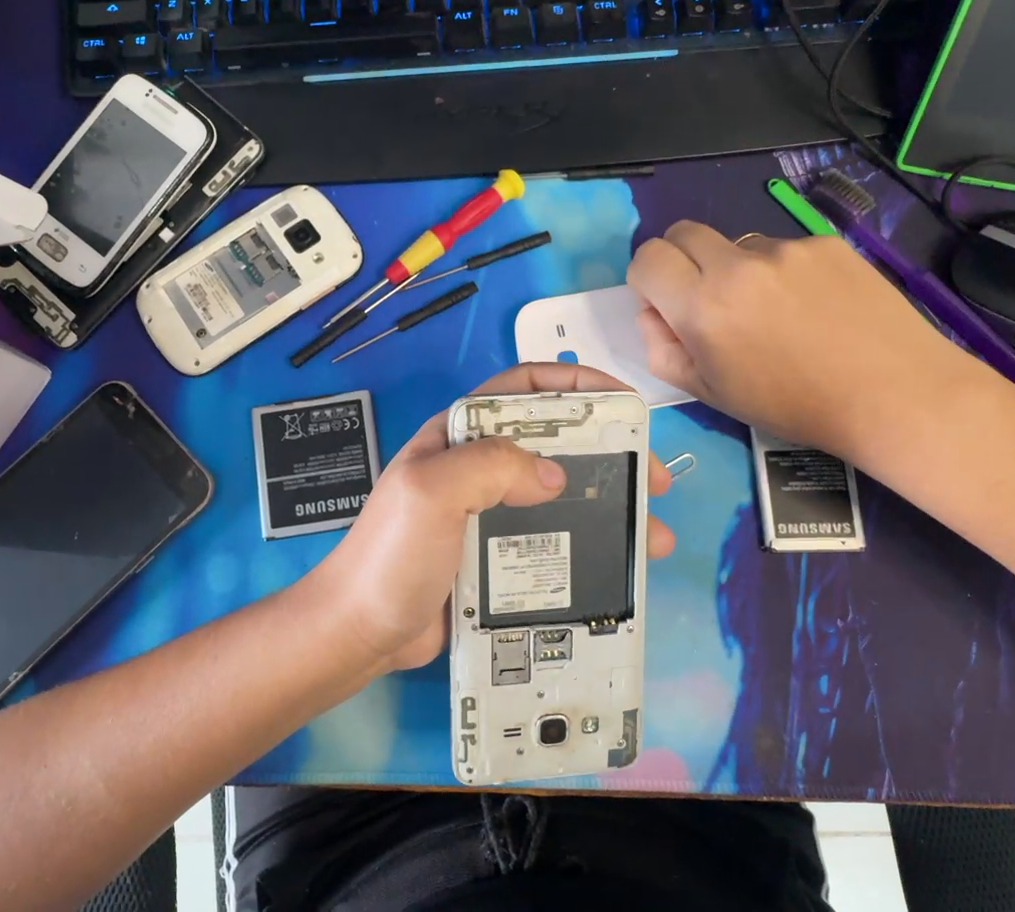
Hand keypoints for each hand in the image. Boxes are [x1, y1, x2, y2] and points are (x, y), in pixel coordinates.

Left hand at [311, 364, 676, 672]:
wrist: (361, 630)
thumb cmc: (391, 555)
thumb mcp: (432, 492)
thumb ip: (491, 467)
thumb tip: (554, 477)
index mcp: (459, 438)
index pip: (522, 389)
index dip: (574, 384)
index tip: (624, 403)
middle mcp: (477, 468)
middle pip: (554, 444)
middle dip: (609, 454)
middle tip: (654, 481)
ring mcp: (489, 514)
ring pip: (562, 497)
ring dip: (610, 508)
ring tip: (653, 535)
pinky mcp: (497, 557)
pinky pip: (553, 541)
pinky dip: (590, 547)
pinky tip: (620, 565)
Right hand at [627, 224, 975, 459]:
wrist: (894, 395)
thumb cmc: (792, 405)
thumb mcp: (710, 393)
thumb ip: (663, 349)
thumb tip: (653, 312)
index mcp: (702, 307)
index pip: (647, 258)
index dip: (646, 279)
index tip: (665, 302)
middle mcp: (738, 266)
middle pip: (682, 233)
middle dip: (680, 260)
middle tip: (706, 299)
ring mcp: (786, 249)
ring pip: (736, 243)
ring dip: (735, 268)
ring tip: (774, 312)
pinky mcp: (825, 243)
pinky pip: (783, 249)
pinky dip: (782, 272)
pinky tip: (813, 306)